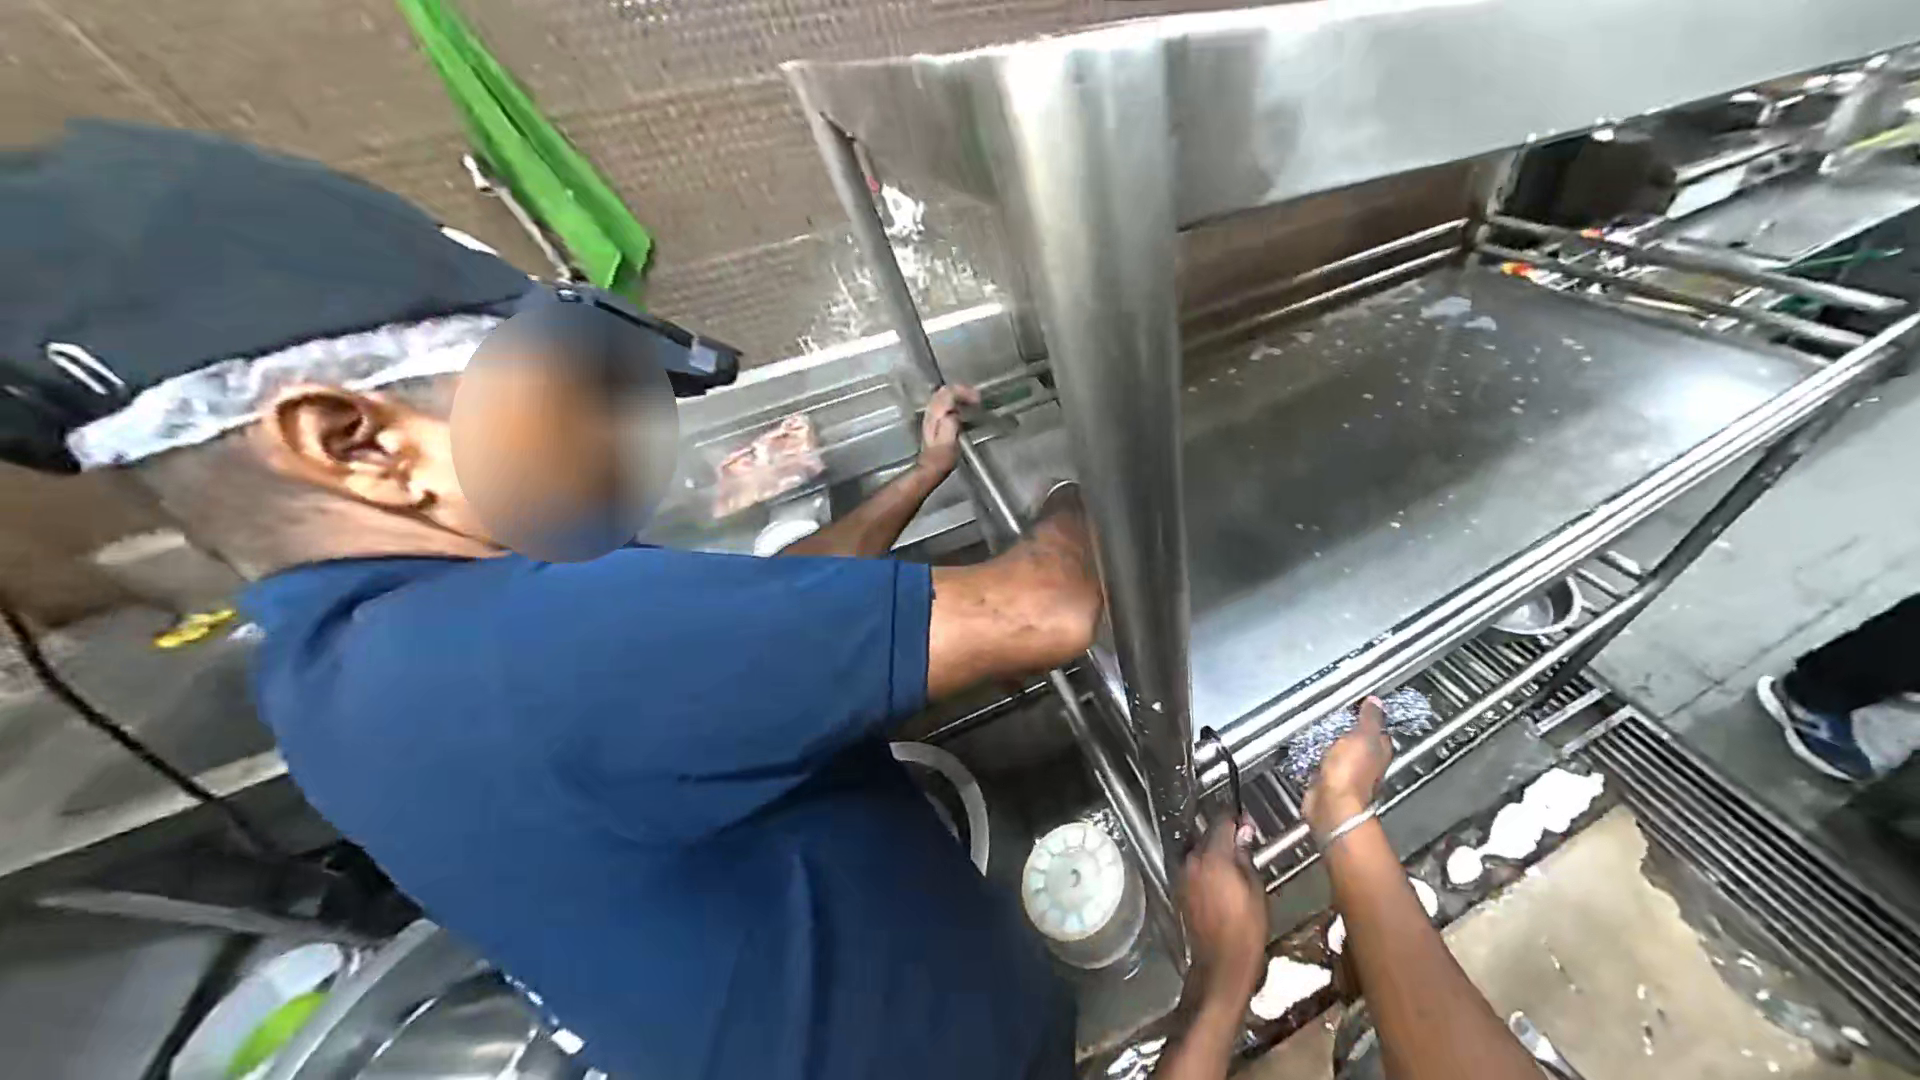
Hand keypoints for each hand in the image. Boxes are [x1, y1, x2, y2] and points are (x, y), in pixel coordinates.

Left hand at [916, 384, 980, 476]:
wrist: (931, 466)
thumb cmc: (942, 457)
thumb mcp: (950, 442)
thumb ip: (952, 424)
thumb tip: (954, 413)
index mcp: (936, 415)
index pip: (949, 394)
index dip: (964, 392)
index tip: (977, 399)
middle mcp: (931, 412)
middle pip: (944, 391)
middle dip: (962, 390)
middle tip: (975, 397)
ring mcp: (930, 415)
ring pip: (942, 395)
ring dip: (958, 394)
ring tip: (971, 399)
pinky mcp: (933, 420)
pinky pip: (942, 403)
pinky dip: (953, 400)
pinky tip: (961, 407)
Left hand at [1181, 813, 1268, 1009]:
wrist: (1221, 963)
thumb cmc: (1246, 929)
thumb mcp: (1255, 889)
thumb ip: (1245, 856)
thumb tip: (1243, 832)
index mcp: (1213, 856)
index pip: (1221, 821)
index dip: (1235, 817)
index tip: (1245, 820)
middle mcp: (1192, 859)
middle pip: (1207, 834)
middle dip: (1224, 835)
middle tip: (1243, 843)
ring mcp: (1182, 872)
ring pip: (1198, 850)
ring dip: (1213, 851)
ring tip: (1232, 864)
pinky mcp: (1178, 887)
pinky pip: (1192, 867)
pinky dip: (1204, 867)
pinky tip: (1219, 880)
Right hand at [1303, 696, 1392, 837]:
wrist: (1331, 804)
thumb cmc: (1350, 770)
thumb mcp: (1363, 737)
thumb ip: (1369, 718)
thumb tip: (1376, 700)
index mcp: (1379, 749)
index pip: (1376, 726)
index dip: (1366, 712)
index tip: (1352, 699)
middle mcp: (1366, 760)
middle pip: (1358, 737)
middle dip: (1346, 725)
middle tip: (1331, 708)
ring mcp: (1346, 770)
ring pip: (1340, 748)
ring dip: (1330, 738)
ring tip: (1316, 722)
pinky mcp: (1328, 777)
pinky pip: (1323, 759)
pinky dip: (1318, 751)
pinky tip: (1309, 743)